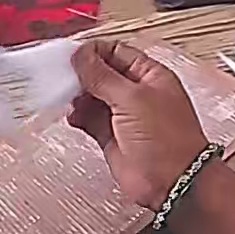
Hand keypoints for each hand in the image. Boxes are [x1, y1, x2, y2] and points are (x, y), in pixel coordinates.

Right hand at [68, 41, 208, 208]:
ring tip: (68, 99)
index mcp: (149, 75)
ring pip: (91, 97)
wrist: (170, 182)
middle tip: (64, 78)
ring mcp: (123, 115)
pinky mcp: (110, 136)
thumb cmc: (168, 140)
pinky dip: (77, 116)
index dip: (93, 52)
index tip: (72, 56)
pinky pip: (88, 119)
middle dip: (81, 75)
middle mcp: (136, 93)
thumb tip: (82, 56)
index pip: (115, 52)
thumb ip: (102, 76)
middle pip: (100, 74)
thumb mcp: (132, 98)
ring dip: (77, 96)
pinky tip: (73, 117)